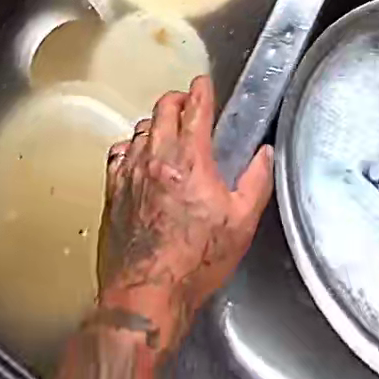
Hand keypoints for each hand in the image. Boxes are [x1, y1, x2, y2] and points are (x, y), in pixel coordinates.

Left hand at [95, 74, 273, 350]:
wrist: (147, 295)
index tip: (203, 83)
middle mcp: (156, 156)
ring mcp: (130, 170)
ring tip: (167, 132)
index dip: (201, 90)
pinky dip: (132, 146)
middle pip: (163, 107)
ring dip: (157, 123)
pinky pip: (120, 151)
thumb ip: (256, 182)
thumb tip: (265, 155)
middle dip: (178, 99)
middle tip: (188, 105)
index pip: (195, 107)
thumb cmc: (195, 262)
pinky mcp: (113, 188)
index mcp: (190, 159)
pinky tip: (139, 156)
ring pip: (141, 127)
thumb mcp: (241, 223)